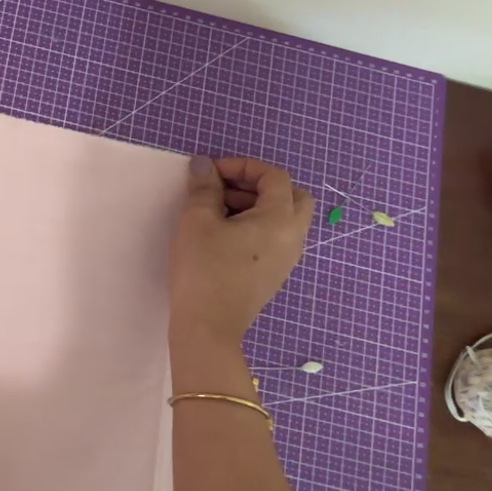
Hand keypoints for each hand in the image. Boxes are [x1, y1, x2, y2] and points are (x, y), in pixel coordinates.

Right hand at [169, 156, 313, 350]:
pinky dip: (256, 224)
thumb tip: (204, 165)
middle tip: (225, 188)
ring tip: (217, 209)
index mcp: (280, 220)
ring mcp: (288, 258)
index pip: (275, 177)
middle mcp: (293, 237)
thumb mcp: (197, 220)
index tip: (212, 173)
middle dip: (258, 184)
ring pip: (285, 217)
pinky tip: (223, 234)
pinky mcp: (275, 273)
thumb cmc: (204, 268)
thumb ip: (204, 188)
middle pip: (293, 196)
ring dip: (256, 204)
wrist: (209, 324)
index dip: (243, 166)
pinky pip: (275, 236)